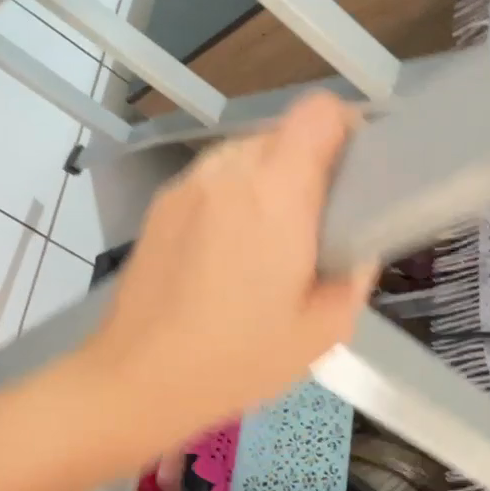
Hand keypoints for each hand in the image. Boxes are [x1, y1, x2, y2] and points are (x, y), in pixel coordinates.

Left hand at [75, 94, 376, 446]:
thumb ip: (352, 276)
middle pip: (280, 136)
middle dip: (305, 169)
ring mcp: (184, 188)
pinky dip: (224, 203)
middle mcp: (226, 173)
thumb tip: (352, 249)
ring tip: (263, 247)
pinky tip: (220, 259)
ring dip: (262, 186)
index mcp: (276, 191)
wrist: (137, 378)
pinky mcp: (156, 210)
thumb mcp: (321, 332)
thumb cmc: (234, 359)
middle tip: (311, 228)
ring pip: (240, 159)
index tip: (352, 177)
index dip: (345, 132)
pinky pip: (206, 185)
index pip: (320, 111)